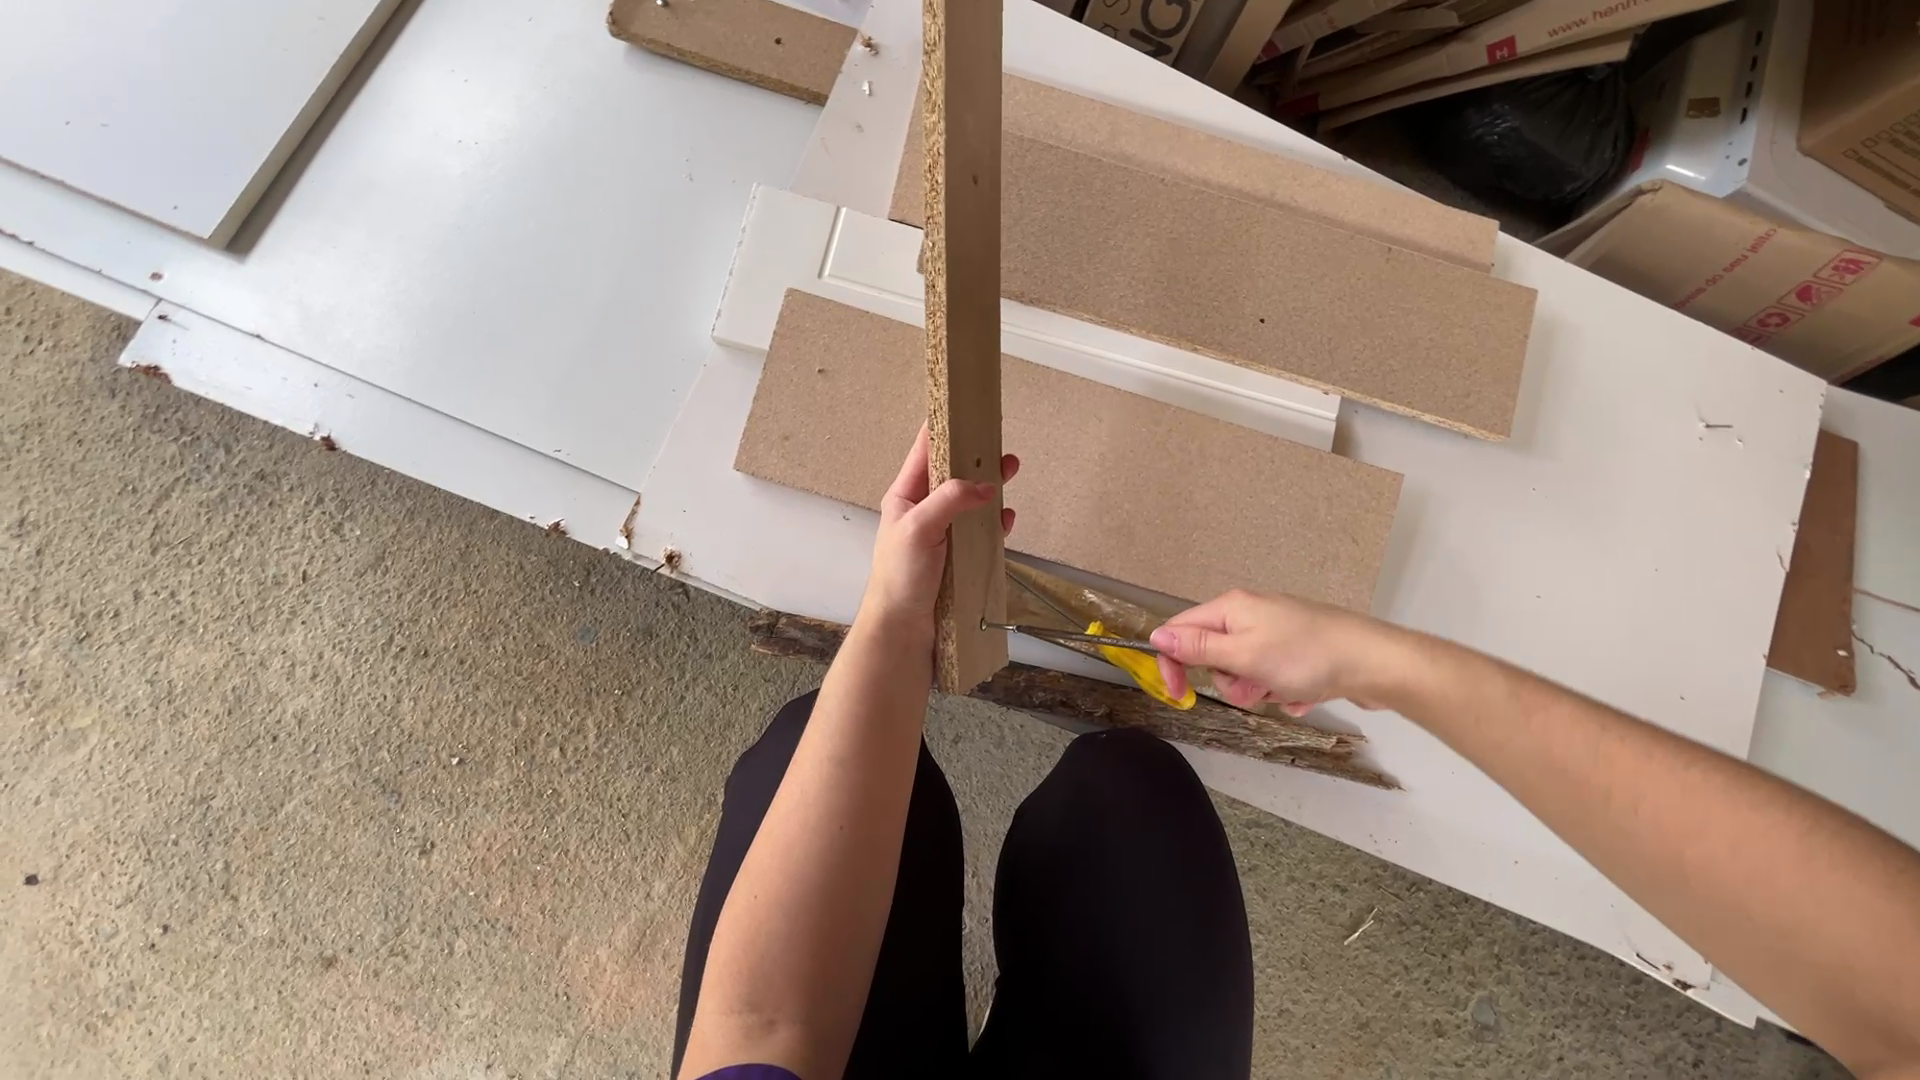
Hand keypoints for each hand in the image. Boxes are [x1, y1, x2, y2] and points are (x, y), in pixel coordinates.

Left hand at [860, 424, 1017, 628]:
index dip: (943, 428)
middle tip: (1000, 449)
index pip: (925, 451)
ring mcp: (943, 531)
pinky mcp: (959, 553)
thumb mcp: (919, 529)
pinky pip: (981, 529)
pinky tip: (1004, 519)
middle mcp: (925, 509)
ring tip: (1010, 474)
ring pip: (971, 500)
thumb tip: (983, 486)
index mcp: (906, 496)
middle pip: (954, 473)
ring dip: (990, 488)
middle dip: (977, 459)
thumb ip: (950, 501)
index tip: (964, 409)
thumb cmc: (899, 578)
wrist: (904, 628)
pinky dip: (995, 521)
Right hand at [1149, 590, 1386, 715]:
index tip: (1178, 694)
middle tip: (1253, 686)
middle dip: (1229, 681)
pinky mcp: (1298, 652)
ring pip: (1243, 672)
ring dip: (1258, 690)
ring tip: (1284, 691)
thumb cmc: (1306, 656)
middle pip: (1213, 655)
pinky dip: (1283, 691)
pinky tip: (1304, 694)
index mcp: (1231, 608)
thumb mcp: (1243, 655)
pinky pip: (1273, 677)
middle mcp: (1250, 614)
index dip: (1172, 662)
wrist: (1375, 663)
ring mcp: (1276, 633)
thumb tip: (1155, 634)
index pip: (1180, 631)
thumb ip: (1197, 646)